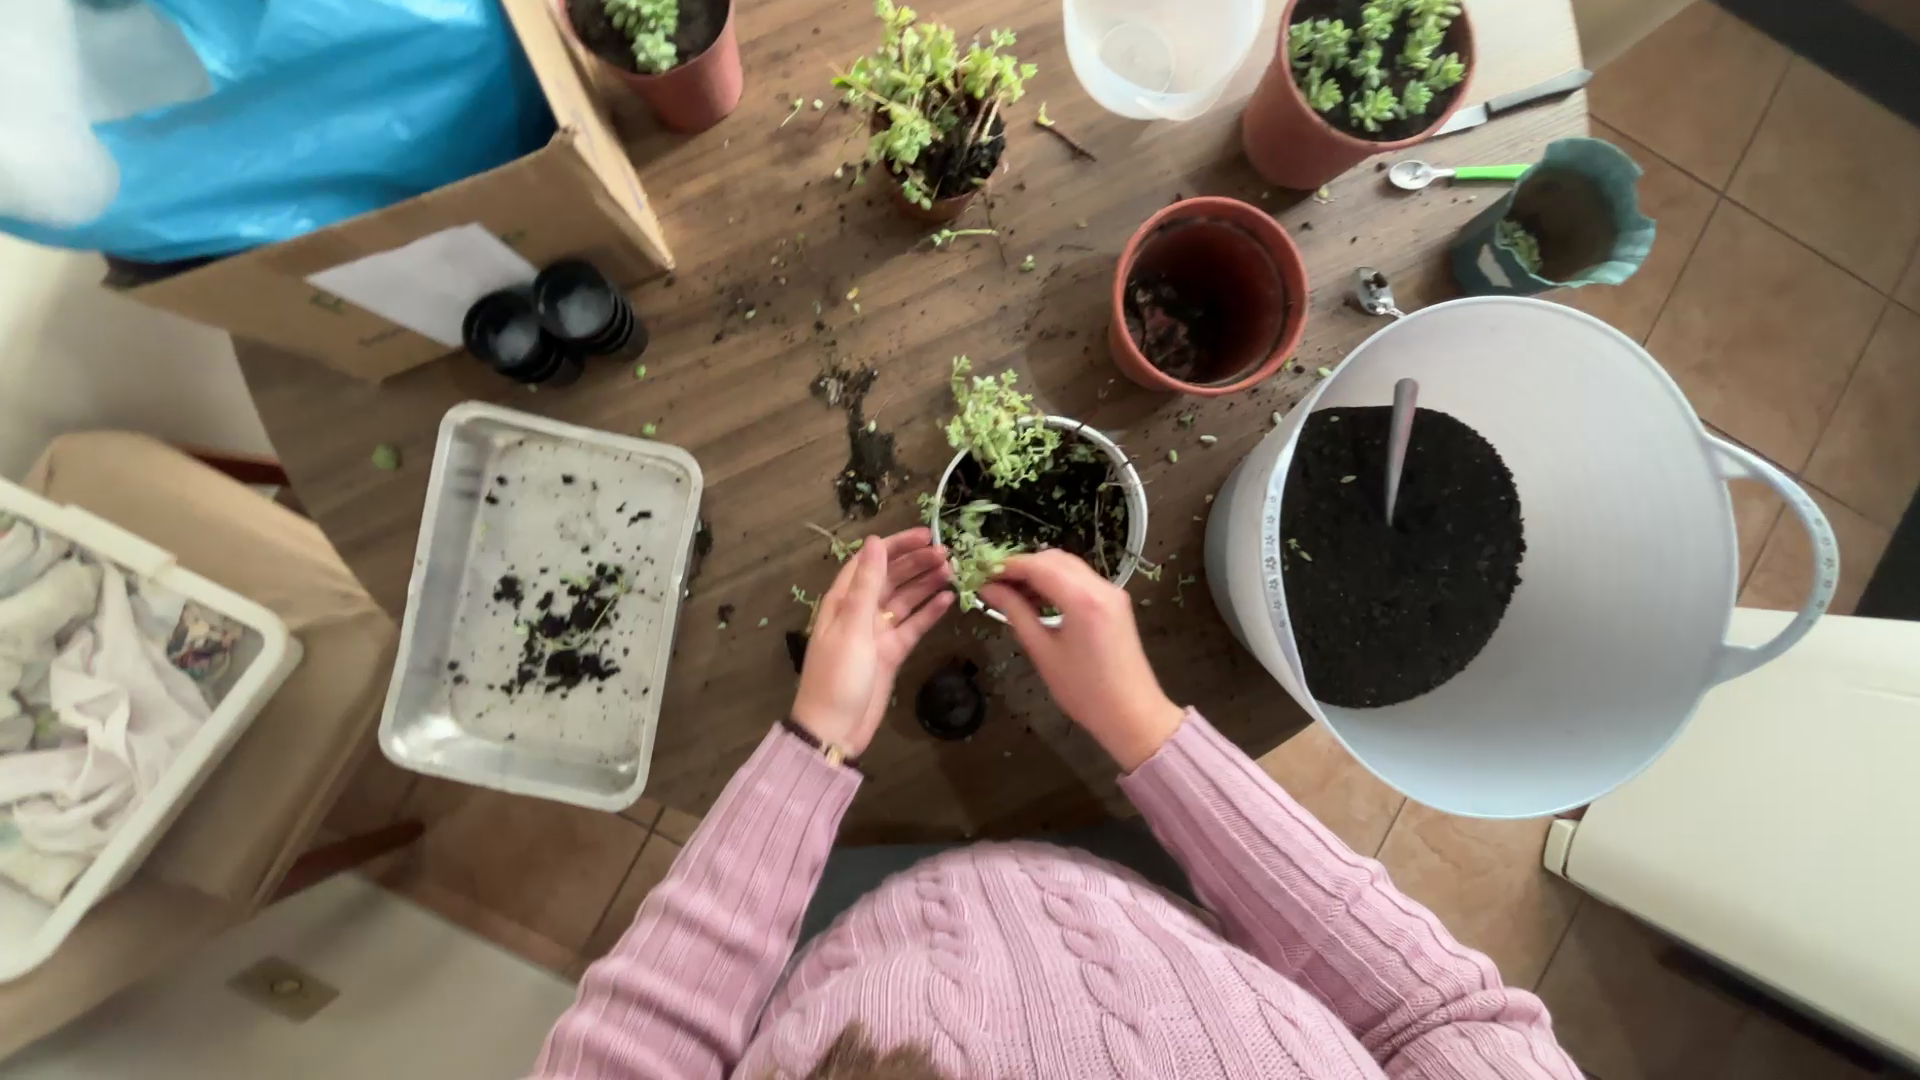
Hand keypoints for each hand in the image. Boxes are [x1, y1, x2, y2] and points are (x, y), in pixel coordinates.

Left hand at [791, 528, 953, 755]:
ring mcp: (878, 632)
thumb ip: (866, 584)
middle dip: (916, 563)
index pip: (870, 562)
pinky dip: (929, 612)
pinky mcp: (892, 652)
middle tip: (947, 553)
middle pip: (891, 578)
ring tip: (952, 570)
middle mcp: (860, 611)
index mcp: (842, 601)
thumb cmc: (837, 675)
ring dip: (926, 584)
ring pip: (905, 599)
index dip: (896, 546)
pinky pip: (913, 625)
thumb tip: (874, 542)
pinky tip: (948, 599)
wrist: (834, 728)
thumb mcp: (852, 626)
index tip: (924, 535)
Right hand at [979, 550, 1183, 771]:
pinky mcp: (1115, 601)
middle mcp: (1100, 586)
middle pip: (1054, 559)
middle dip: (1022, 566)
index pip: (1038, 566)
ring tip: (1011, 593)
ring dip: (1038, 572)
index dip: (1006, 566)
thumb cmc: (1084, 691)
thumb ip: (1015, 613)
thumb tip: (989, 589)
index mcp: (1082, 599)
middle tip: (994, 583)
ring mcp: (1111, 591)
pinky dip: (1056, 581)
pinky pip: (1080, 578)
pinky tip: (1037, 599)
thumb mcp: (1042, 651)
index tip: (982, 573)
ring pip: (1067, 566)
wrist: (1132, 713)